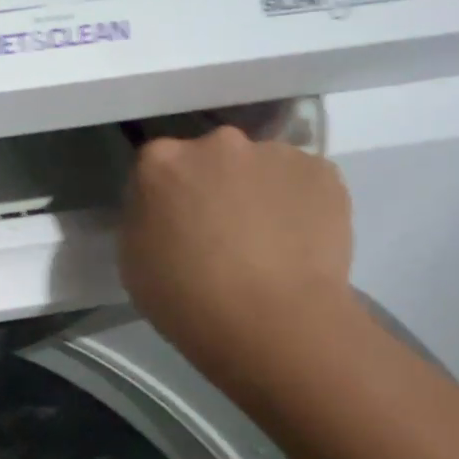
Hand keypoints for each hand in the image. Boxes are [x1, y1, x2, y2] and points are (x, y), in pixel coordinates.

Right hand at [121, 127, 358, 397]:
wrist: (266, 314)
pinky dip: (290, 202)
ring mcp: (278, 154)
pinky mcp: (325, 171)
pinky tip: (286, 240)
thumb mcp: (133, 253)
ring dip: (252, 191)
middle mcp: (219, 144)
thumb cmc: (179, 290)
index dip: (159, 192)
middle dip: (209, 182)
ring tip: (256, 238)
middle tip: (211, 227)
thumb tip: (168, 207)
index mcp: (162, 162)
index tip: (163, 218)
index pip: (154, 163)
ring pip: (257, 167)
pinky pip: (298, 181)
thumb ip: (148, 215)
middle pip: (210, 156)